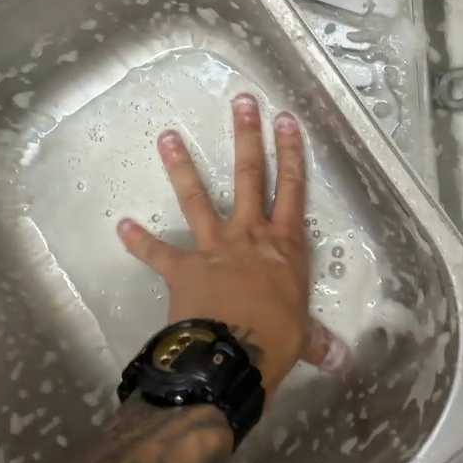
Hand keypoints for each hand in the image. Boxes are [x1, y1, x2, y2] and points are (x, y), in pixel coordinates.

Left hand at [117, 94, 345, 395]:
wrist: (228, 358)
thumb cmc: (274, 341)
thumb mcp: (303, 336)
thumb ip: (319, 340)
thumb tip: (342, 360)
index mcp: (283, 245)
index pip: (292, 189)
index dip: (291, 153)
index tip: (285, 119)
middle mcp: (249, 235)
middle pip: (249, 176)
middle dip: (247, 137)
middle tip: (241, 101)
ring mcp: (213, 247)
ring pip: (197, 198)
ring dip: (182, 166)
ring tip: (167, 134)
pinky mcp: (182, 268)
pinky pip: (158, 252)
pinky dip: (139, 240)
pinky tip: (121, 225)